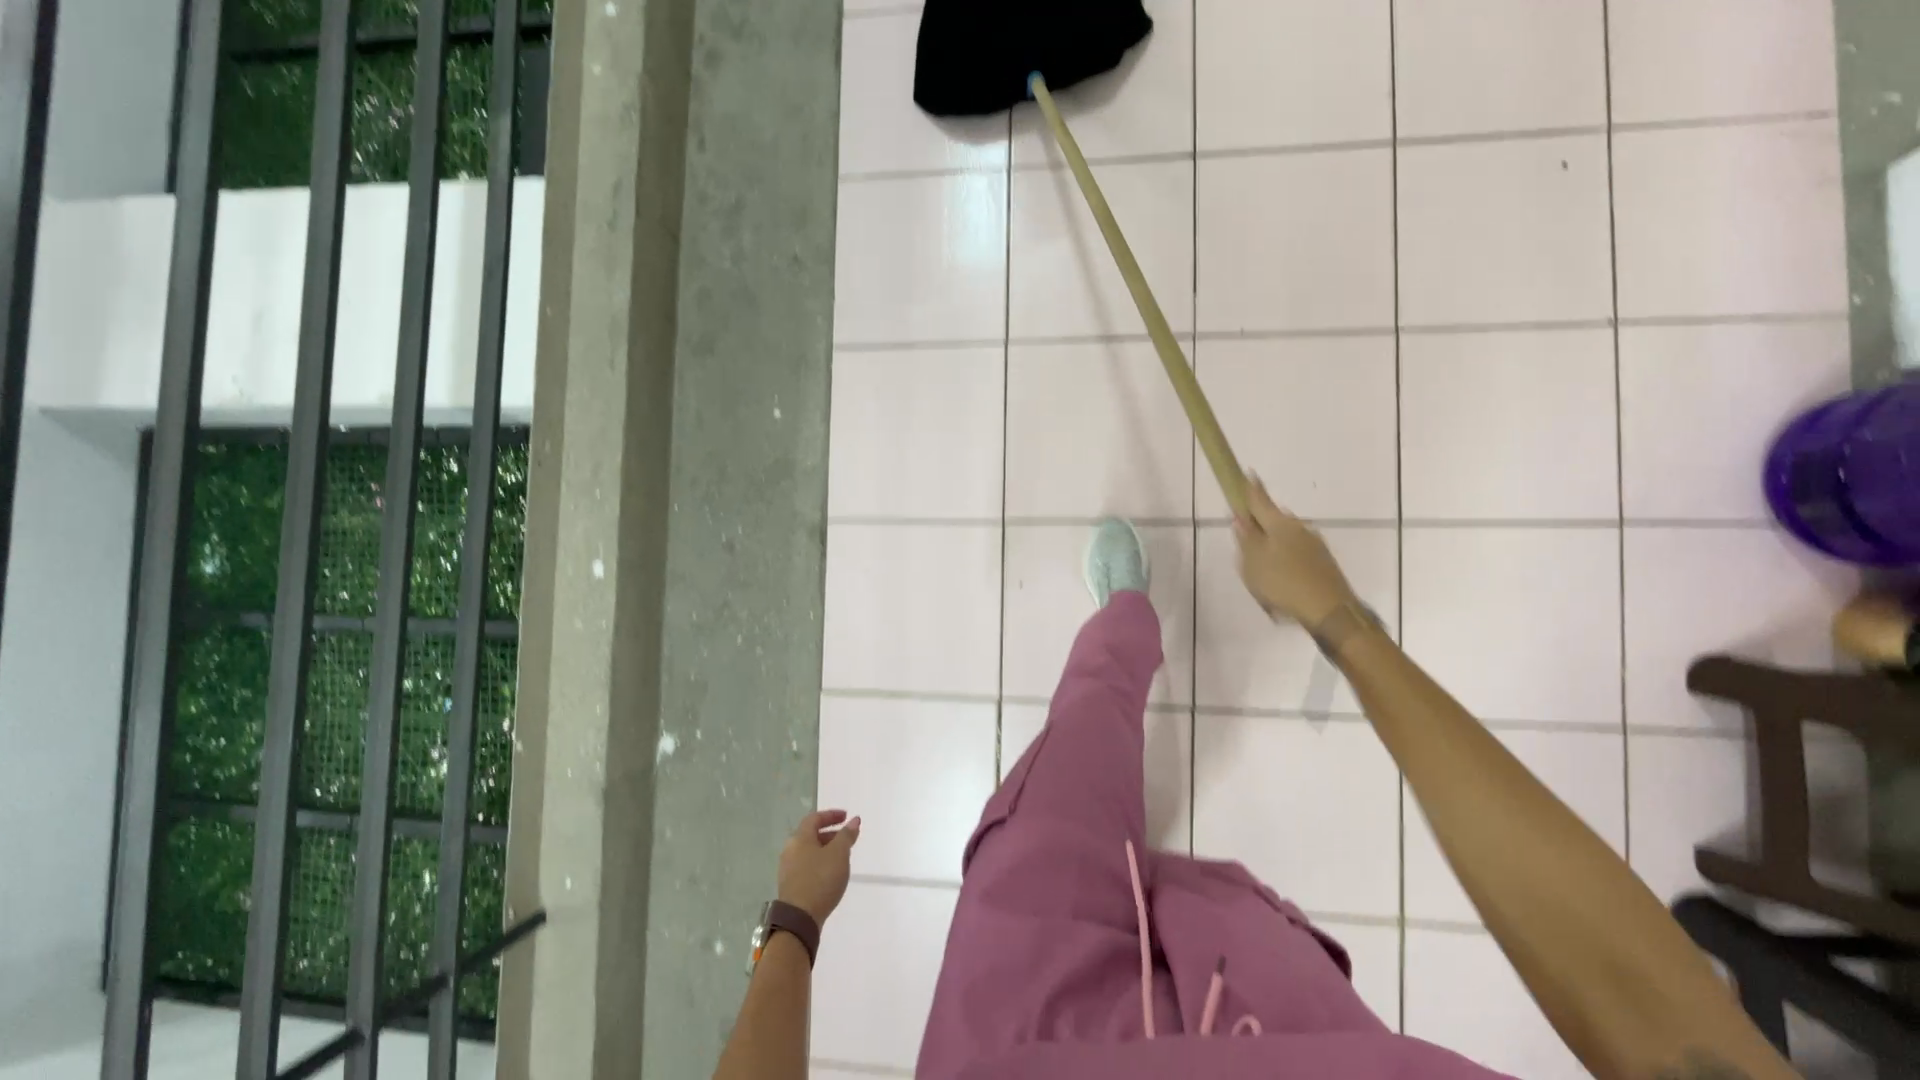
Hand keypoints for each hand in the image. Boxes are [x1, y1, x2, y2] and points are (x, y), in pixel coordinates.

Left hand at [777, 809, 860, 923]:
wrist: (799, 917)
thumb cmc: (820, 879)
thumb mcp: (838, 854)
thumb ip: (846, 836)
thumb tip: (854, 820)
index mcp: (799, 838)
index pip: (814, 818)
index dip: (831, 815)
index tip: (846, 817)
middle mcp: (790, 850)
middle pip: (810, 834)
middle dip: (830, 833)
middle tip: (846, 838)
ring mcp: (788, 868)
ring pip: (808, 851)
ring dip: (825, 849)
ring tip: (841, 857)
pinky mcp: (790, 884)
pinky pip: (806, 865)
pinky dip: (819, 863)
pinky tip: (830, 874)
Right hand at [1231, 475, 1358, 626]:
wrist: (1329, 609)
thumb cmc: (1283, 583)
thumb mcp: (1252, 563)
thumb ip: (1245, 539)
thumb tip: (1240, 518)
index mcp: (1279, 524)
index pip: (1260, 500)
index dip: (1251, 488)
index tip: (1248, 473)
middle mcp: (1299, 528)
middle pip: (1274, 520)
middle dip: (1260, 526)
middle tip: (1246, 544)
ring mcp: (1314, 544)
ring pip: (1286, 539)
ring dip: (1273, 548)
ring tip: (1263, 573)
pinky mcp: (1323, 562)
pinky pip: (1297, 555)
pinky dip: (1286, 563)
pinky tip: (1281, 583)